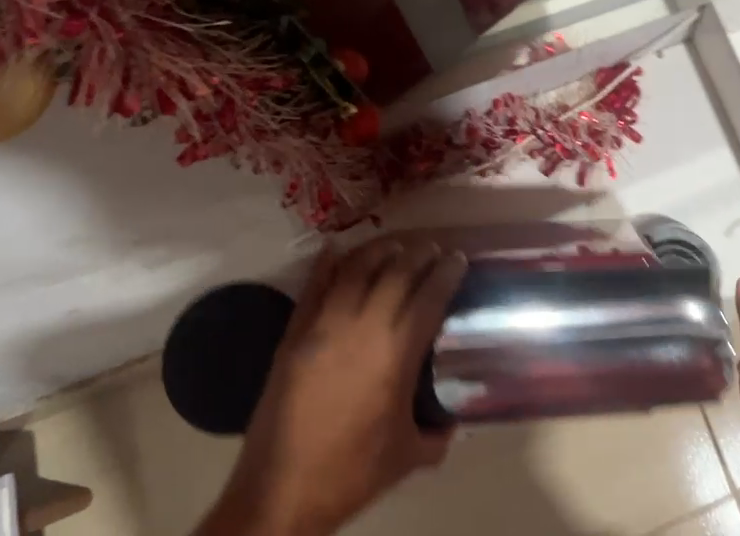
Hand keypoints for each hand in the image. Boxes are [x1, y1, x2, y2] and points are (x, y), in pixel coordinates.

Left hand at [208, 240, 467, 535]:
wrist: (280, 494)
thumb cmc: (351, 474)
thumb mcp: (409, 456)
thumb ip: (439, 432)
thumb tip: (455, 416)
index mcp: (395, 353)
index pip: (430, 296)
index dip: (448, 273)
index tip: (459, 260)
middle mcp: (361, 328)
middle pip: (396, 272)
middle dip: (419, 253)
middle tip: (434, 248)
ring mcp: (322, 327)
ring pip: (354, 270)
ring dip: (379, 250)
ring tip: (395, 245)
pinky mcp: (293, 336)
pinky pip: (313, 288)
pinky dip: (327, 264)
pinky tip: (336, 250)